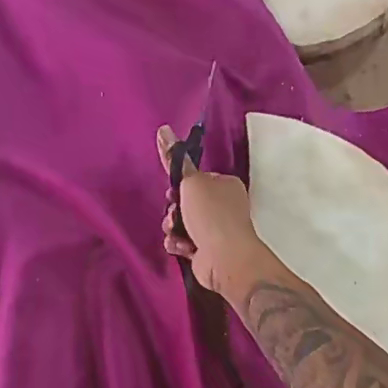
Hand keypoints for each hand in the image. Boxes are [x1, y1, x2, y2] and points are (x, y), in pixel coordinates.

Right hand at [157, 125, 265, 298]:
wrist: (224, 257)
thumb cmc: (211, 215)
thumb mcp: (191, 182)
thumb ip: (175, 159)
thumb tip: (163, 129)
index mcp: (224, 185)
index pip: (196, 180)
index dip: (180, 185)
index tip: (171, 192)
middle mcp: (222, 206)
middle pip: (186, 203)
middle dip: (174, 209)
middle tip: (174, 213)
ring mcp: (215, 230)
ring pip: (182, 224)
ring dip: (173, 227)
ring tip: (176, 232)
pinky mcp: (206, 251)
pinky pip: (184, 242)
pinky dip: (178, 244)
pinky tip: (180, 246)